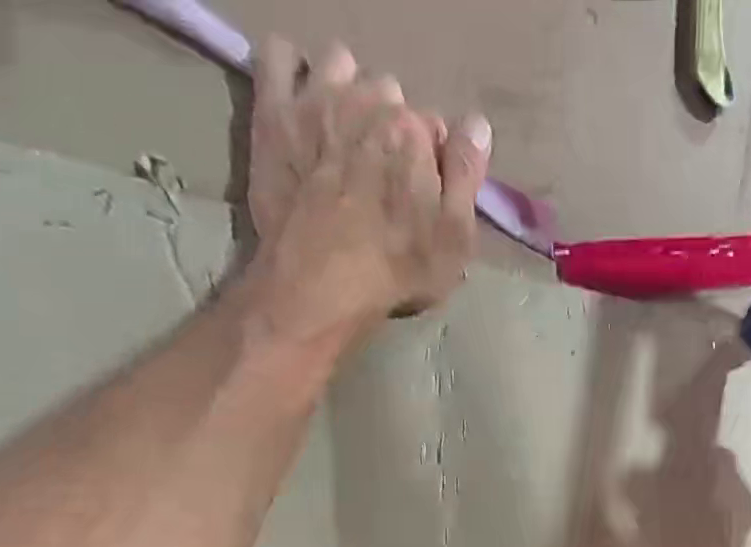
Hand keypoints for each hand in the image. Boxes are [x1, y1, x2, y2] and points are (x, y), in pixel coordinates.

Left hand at [238, 37, 491, 346]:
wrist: (317, 284)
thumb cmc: (396, 271)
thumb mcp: (456, 239)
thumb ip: (467, 175)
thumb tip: (476, 125)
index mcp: (416, 132)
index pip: (434, 128)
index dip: (430, 162)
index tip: (420, 193)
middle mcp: (369, 102)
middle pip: (388, 95)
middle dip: (389, 125)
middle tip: (381, 173)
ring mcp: (317, 102)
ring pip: (341, 66)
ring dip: (347, 91)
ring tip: (343, 135)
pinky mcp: (273, 114)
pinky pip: (280, 57)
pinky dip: (292, 71)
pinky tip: (299, 102)